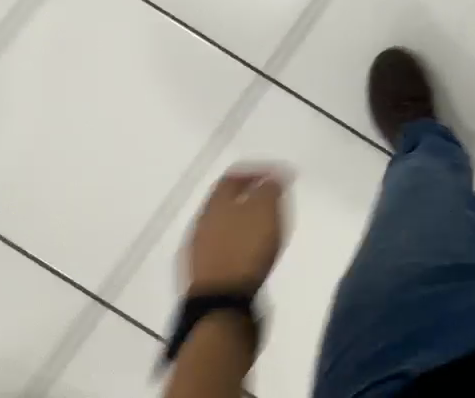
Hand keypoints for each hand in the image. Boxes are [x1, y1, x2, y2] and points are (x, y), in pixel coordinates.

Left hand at [182, 166, 289, 294]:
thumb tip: (272, 176)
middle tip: (271, 199)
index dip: (257, 170)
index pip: (233, 175)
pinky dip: (235, 241)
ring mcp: (196, 248)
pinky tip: (247, 251)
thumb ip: (270, 188)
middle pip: (225, 199)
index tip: (278, 175)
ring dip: (241, 220)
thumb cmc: (247, 250)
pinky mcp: (200, 272)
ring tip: (263, 227)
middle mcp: (201, 221)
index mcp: (217, 203)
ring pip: (221, 223)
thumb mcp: (267, 210)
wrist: (220, 303)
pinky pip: (218, 246)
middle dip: (248, 195)